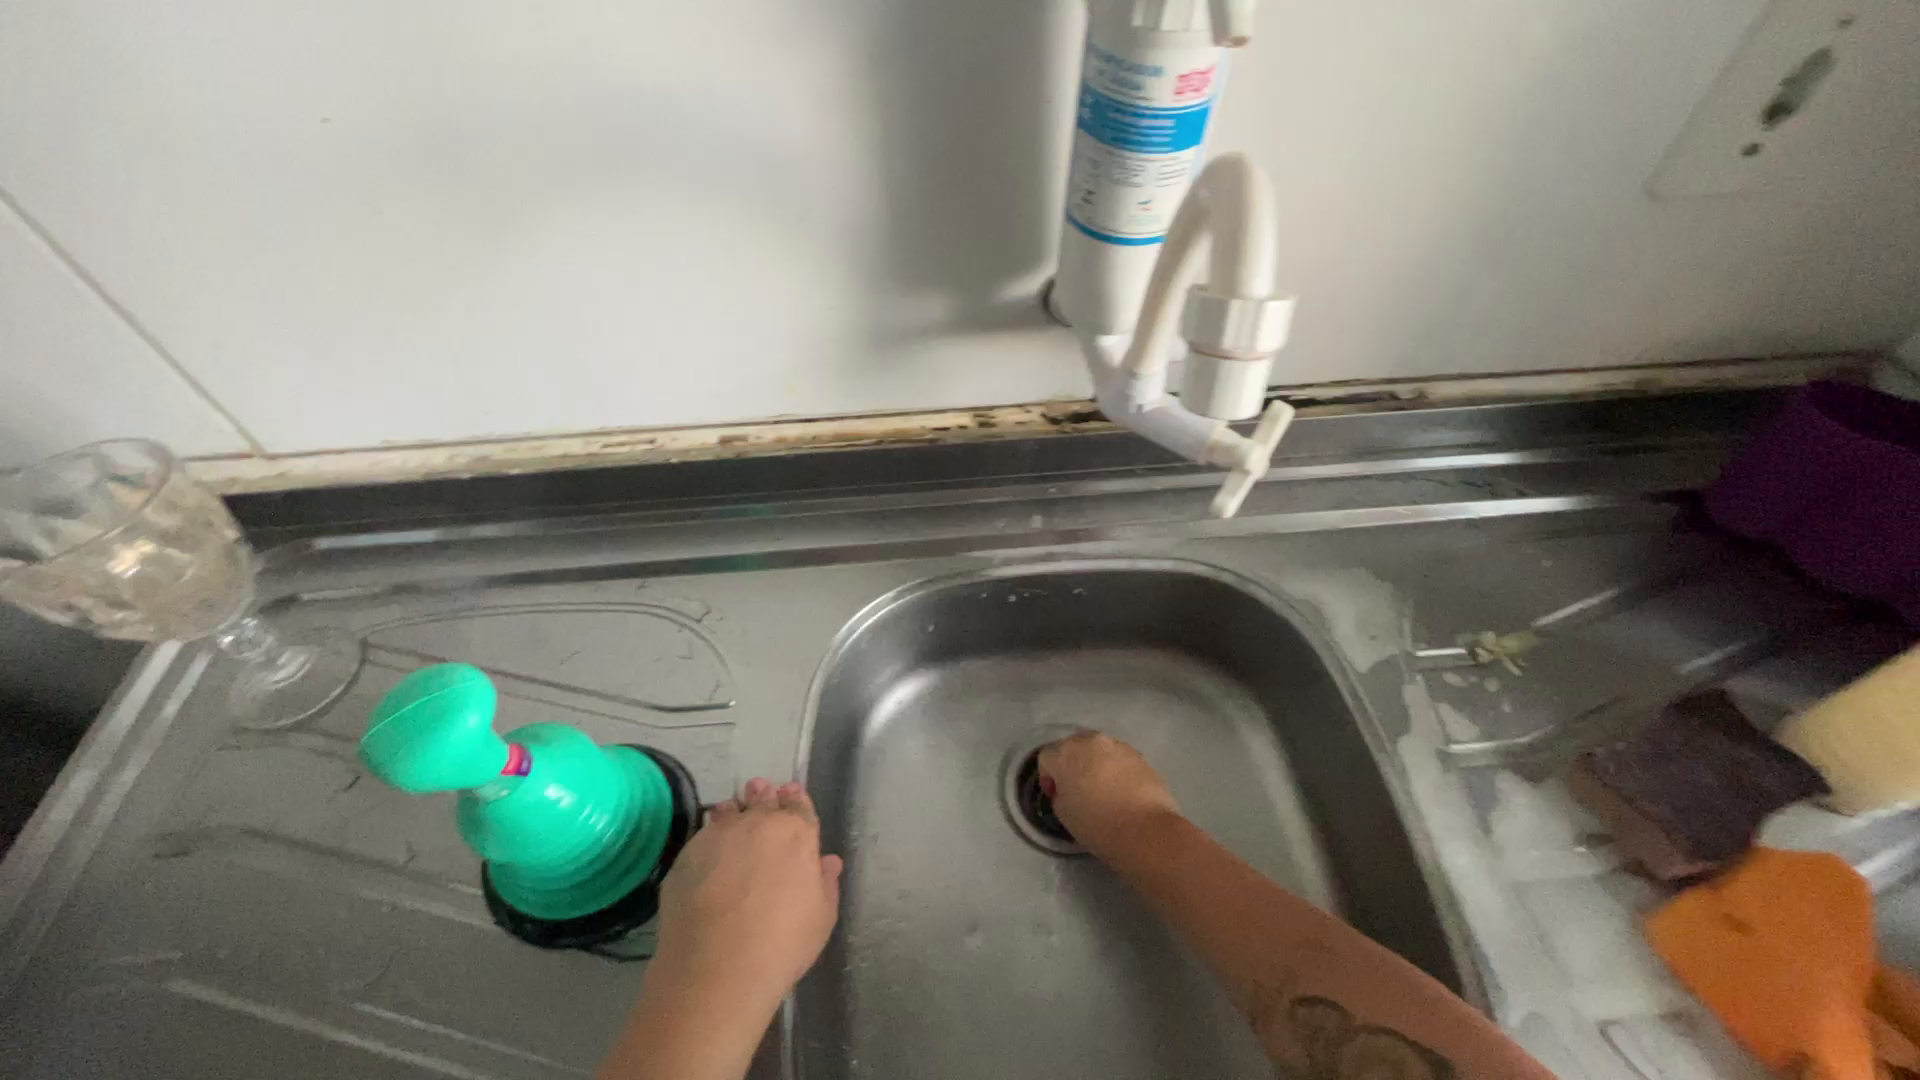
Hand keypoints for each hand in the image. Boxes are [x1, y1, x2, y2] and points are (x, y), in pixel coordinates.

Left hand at [650, 778, 843, 1008]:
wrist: (716, 969)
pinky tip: (709, 859)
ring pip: (728, 810)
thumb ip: (826, 882)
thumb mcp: (821, 917)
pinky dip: (710, 840)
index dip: (795, 800)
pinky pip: (703, 837)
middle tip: (761, 797)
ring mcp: (718, 836)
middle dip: (764, 796)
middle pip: (762, 798)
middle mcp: (757, 823)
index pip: (798, 803)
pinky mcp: (686, 856)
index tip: (791, 798)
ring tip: (732, 820)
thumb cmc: (783, 943)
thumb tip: (827, 861)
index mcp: (796, 832)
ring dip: (734, 811)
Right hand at [1037, 731, 1180, 850]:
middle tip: (1077, 790)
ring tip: (1103, 790)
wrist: (1144, 829)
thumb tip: (1068, 789)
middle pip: (1073, 748)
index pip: (1046, 758)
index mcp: (1065, 753)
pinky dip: (1117, 770)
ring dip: (1096, 765)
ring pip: (1098, 751)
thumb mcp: (1063, 812)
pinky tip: (1123, 792)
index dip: (1048, 777)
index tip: (1055, 796)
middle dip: (1072, 765)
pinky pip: (1119, 759)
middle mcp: (1090, 740)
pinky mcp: (1139, 755)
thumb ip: (1060, 793)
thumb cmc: (1095, 822)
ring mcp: (1117, 745)